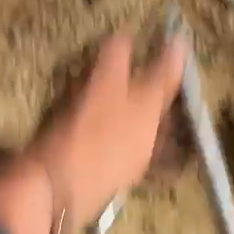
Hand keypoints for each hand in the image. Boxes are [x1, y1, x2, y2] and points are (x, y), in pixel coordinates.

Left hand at [0, 30, 187, 233]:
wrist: (54, 193)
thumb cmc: (106, 142)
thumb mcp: (145, 107)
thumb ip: (162, 76)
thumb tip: (179, 41)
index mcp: (106, 71)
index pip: (122, 42)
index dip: (141, 43)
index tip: (162, 52)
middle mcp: (88, 87)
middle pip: (118, 76)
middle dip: (143, 85)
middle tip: (170, 102)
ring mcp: (78, 119)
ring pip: (115, 109)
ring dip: (137, 119)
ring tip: (165, 138)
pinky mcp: (75, 149)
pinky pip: (108, 137)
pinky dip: (127, 144)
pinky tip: (145, 162)